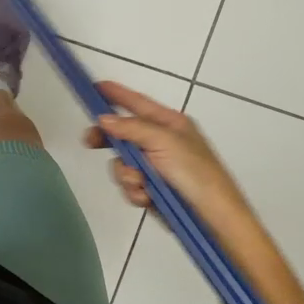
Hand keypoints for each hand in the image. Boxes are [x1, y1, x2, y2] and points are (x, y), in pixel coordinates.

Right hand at [84, 81, 234, 210]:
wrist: (214, 217)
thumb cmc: (194, 171)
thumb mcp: (164, 141)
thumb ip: (132, 128)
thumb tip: (104, 118)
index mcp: (169, 123)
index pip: (136, 102)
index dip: (115, 94)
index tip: (92, 87)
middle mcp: (160, 142)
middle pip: (122, 134)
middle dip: (108, 140)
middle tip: (89, 143)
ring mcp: (155, 167)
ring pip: (122, 163)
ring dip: (127, 174)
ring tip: (141, 184)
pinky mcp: (151, 189)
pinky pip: (129, 185)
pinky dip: (134, 191)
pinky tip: (146, 198)